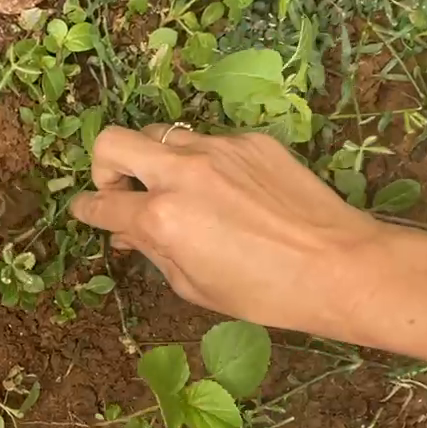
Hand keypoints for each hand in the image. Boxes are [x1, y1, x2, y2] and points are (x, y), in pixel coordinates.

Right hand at [69, 125, 426, 367]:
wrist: (341, 266)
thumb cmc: (262, 292)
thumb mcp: (192, 285)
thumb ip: (151, 251)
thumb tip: (127, 233)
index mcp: (161, 218)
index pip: (100, 205)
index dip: (85, 210)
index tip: (85, 211)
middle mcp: (182, 173)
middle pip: (113, 142)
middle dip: (104, 166)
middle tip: (122, 190)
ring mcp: (218, 149)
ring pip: (161, 135)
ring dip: (155, 161)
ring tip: (178, 190)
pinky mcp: (251, 140)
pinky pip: (208, 142)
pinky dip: (202, 164)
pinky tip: (229, 192)